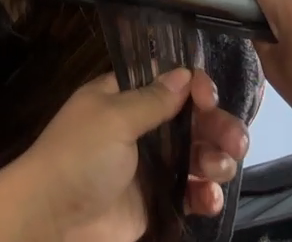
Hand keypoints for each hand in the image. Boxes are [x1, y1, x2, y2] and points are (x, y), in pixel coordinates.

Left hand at [10, 69, 245, 240]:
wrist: (54, 218)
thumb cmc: (79, 156)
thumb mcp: (113, 119)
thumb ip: (152, 100)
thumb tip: (185, 73)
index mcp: (123, 98)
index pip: (167, 83)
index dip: (193, 88)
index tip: (211, 97)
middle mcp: (139, 128)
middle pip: (190, 121)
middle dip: (217, 127)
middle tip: (237, 141)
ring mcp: (149, 166)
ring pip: (197, 157)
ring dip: (216, 160)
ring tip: (218, 169)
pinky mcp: (156, 202)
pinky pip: (190, 194)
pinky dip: (205, 195)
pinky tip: (209, 199)